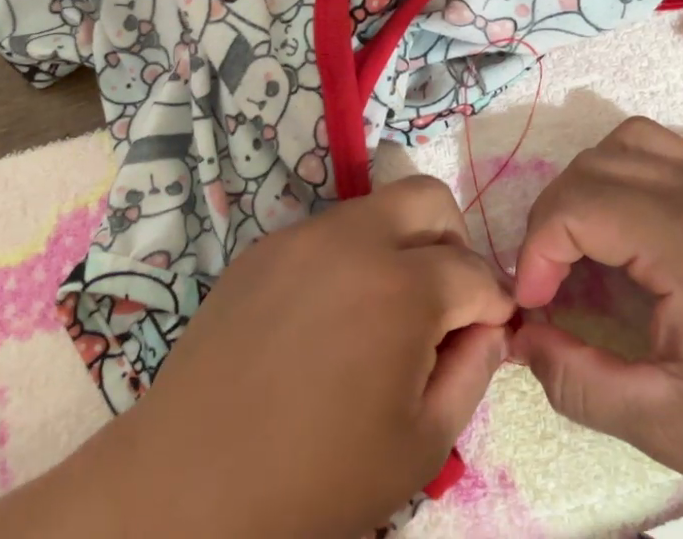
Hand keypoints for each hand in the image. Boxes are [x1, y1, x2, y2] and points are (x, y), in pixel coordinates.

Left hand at [0, 176, 515, 538]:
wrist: (189, 485)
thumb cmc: (316, 479)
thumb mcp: (421, 445)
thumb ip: (472, 372)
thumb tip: (487, 328)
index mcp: (401, 288)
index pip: (477, 270)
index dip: (494, 306)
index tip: (485, 336)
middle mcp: (350, 241)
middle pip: (429, 198)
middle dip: (454, 243)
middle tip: (445, 302)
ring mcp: (297, 238)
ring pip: (374, 209)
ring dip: (399, 247)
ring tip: (383, 315)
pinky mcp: (259, 250)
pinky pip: (324, 234)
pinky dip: (348, 259)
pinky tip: (328, 319)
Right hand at [510, 118, 682, 538]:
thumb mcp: (661, 423)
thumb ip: (573, 379)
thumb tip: (518, 339)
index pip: (577, 205)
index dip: (536, 251)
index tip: (535, 307)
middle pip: (596, 165)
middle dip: (554, 217)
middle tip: (552, 284)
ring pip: (634, 141)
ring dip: (592, 184)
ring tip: (587, 246)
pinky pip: (677, 151)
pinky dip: (638, 171)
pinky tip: (639, 228)